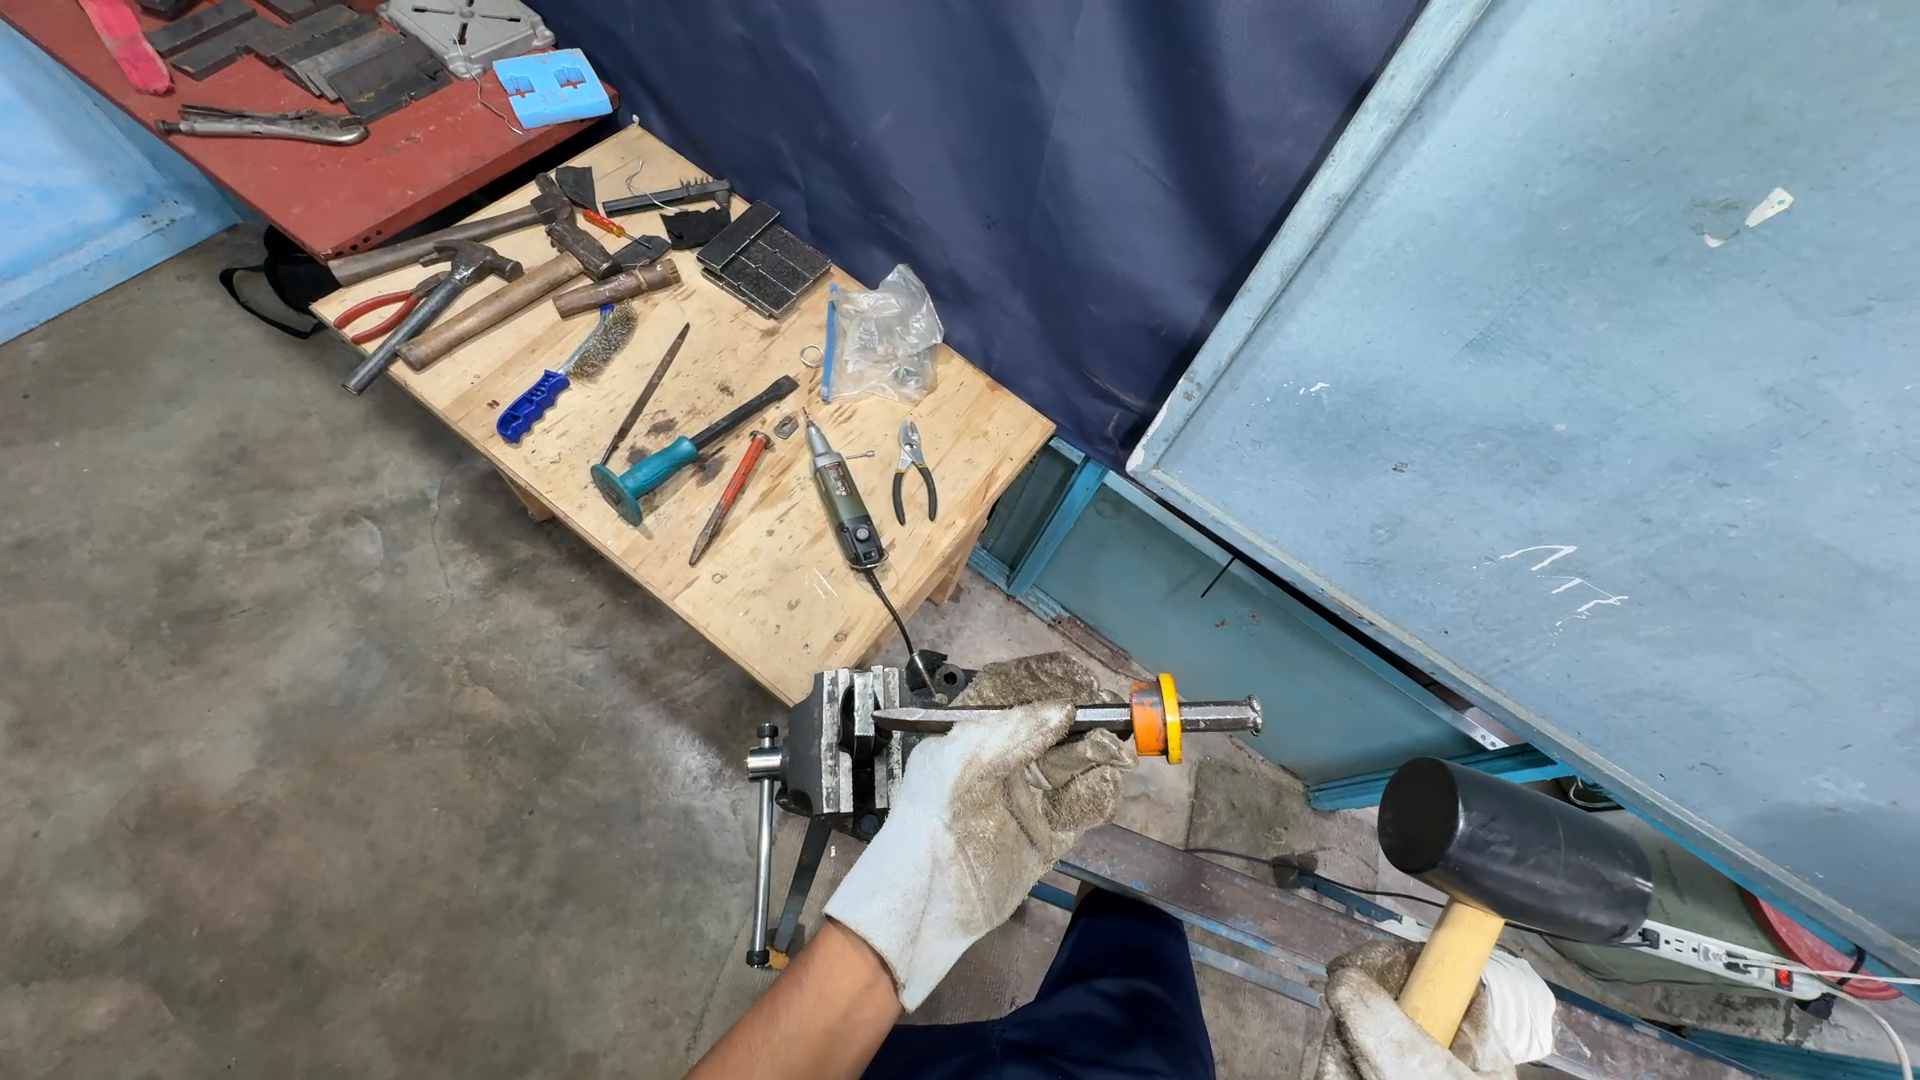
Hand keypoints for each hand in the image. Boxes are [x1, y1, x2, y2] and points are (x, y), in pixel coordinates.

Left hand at [824, 701, 1132, 1008]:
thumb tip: (1064, 708)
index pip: (1024, 702)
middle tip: (1111, 718)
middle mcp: (1006, 764)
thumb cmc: (937, 808)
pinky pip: (1080, 811)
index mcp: (978, 737)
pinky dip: (1098, 796)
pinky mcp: (1046, 839)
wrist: (925, 893)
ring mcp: (1028, 802)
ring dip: (1097, 758)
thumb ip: (1016, 729)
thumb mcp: (966, 755)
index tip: (1084, 683)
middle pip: (1056, 735)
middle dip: (1084, 725)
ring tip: (1115, 750)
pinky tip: (1108, 783)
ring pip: (1074, 770)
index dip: (1054, 690)